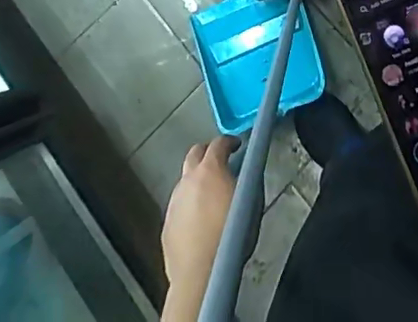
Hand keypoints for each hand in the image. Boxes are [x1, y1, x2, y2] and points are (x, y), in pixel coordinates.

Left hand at [161, 135, 235, 312]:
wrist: (200, 274)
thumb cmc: (231, 237)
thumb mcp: (250, 205)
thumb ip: (247, 182)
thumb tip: (246, 173)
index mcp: (210, 170)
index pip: (218, 143)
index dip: (229, 142)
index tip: (236, 145)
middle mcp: (188, 179)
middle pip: (195, 153)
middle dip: (207, 153)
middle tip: (220, 163)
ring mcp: (174, 200)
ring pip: (185, 181)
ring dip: (197, 182)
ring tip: (210, 198)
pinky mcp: (167, 222)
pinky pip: (179, 205)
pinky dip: (189, 206)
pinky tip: (198, 224)